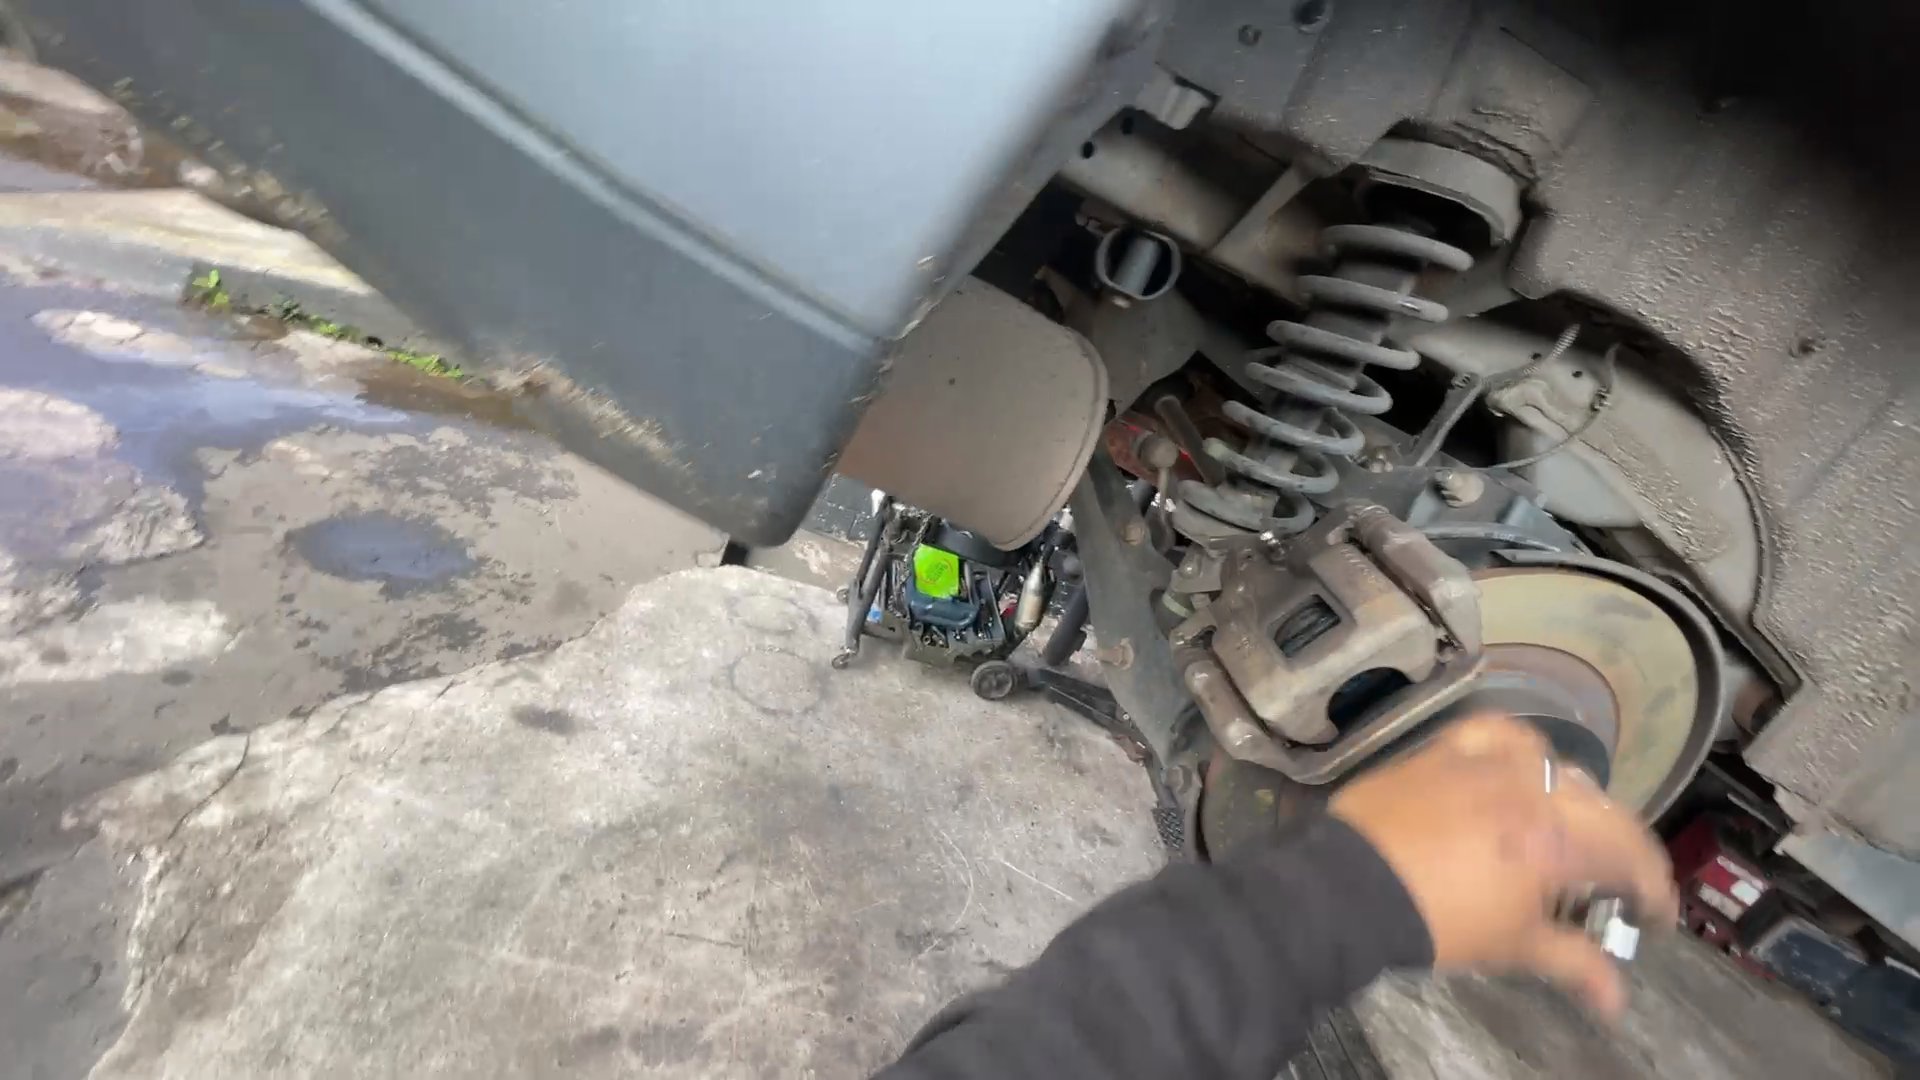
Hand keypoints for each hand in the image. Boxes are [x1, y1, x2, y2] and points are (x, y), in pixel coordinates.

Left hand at [1329, 712, 1679, 1018]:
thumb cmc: (1438, 918)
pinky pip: (1488, 730)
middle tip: (1608, 882)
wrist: (1351, 884)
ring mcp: (1475, 763)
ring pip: (1550, 765)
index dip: (1653, 889)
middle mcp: (1522, 787)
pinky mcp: (1436, 752)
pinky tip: (1518, 764)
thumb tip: (1616, 1000)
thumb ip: (1575, 963)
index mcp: (1553, 837)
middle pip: (1597, 807)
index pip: (1630, 853)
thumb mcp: (1514, 946)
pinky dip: (1513, 743)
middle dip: (1616, 847)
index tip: (1648, 917)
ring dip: (1572, 796)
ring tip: (1565, 827)